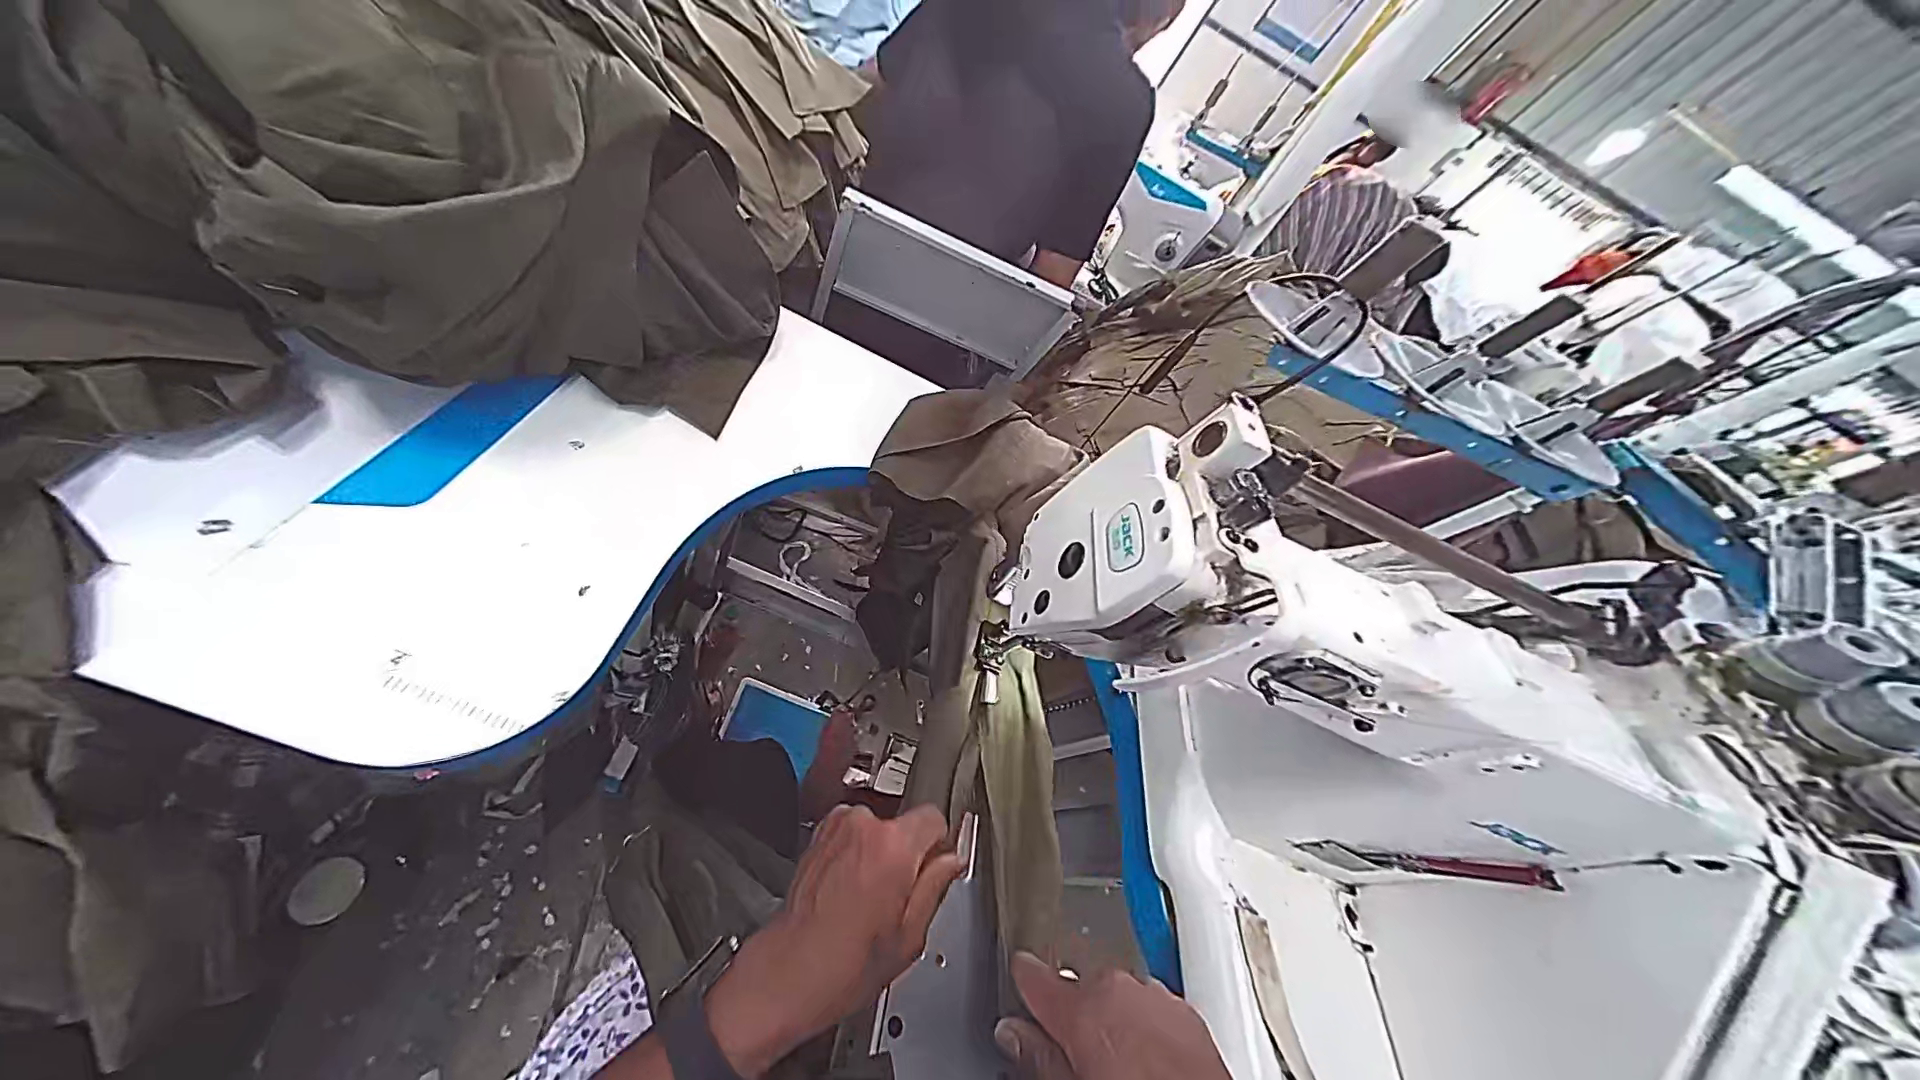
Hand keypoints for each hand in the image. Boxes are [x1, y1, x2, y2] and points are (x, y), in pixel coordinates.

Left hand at [703, 805, 962, 1075]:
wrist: (787, 972)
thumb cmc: (841, 965)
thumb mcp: (909, 936)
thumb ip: (935, 886)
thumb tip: (951, 861)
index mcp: (894, 846)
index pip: (935, 817)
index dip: (939, 844)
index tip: (936, 864)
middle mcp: (864, 826)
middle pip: (905, 825)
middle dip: (908, 853)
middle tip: (899, 895)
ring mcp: (837, 827)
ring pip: (879, 830)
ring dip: (880, 853)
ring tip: (870, 898)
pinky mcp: (819, 835)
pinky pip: (854, 834)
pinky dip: (856, 854)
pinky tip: (851, 891)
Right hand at [993, 952, 1230, 1079]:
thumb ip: (1039, 1056)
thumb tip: (1015, 1034)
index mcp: (1080, 1006)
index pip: (1034, 974)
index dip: (1022, 978)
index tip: (1019, 978)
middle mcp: (1114, 988)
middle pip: (1077, 986)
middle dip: (1073, 1012)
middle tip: (1074, 1050)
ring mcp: (1151, 994)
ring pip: (1115, 994)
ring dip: (1109, 1016)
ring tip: (1115, 1060)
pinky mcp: (1182, 1009)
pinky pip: (1148, 1005)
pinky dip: (1141, 1021)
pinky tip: (1145, 1057)